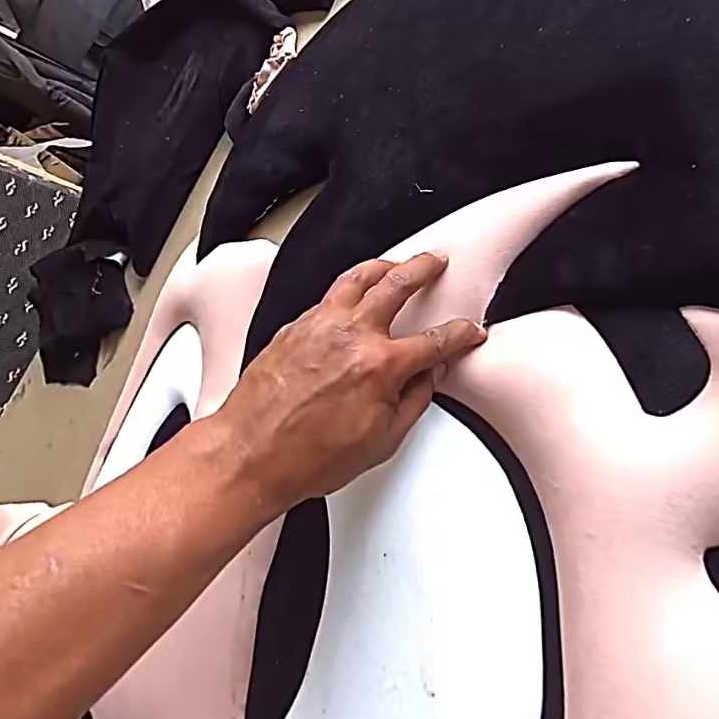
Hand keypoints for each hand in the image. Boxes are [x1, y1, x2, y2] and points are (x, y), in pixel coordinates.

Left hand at [211, 252, 486, 510]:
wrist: (249, 453)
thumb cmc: (306, 456)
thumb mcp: (381, 442)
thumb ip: (414, 402)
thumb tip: (429, 378)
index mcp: (379, 366)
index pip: (435, 341)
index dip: (460, 335)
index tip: (469, 332)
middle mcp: (351, 335)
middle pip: (398, 283)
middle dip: (425, 268)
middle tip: (436, 262)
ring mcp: (319, 324)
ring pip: (358, 277)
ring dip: (383, 265)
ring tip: (395, 263)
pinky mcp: (295, 325)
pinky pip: (329, 294)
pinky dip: (349, 286)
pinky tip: (352, 293)